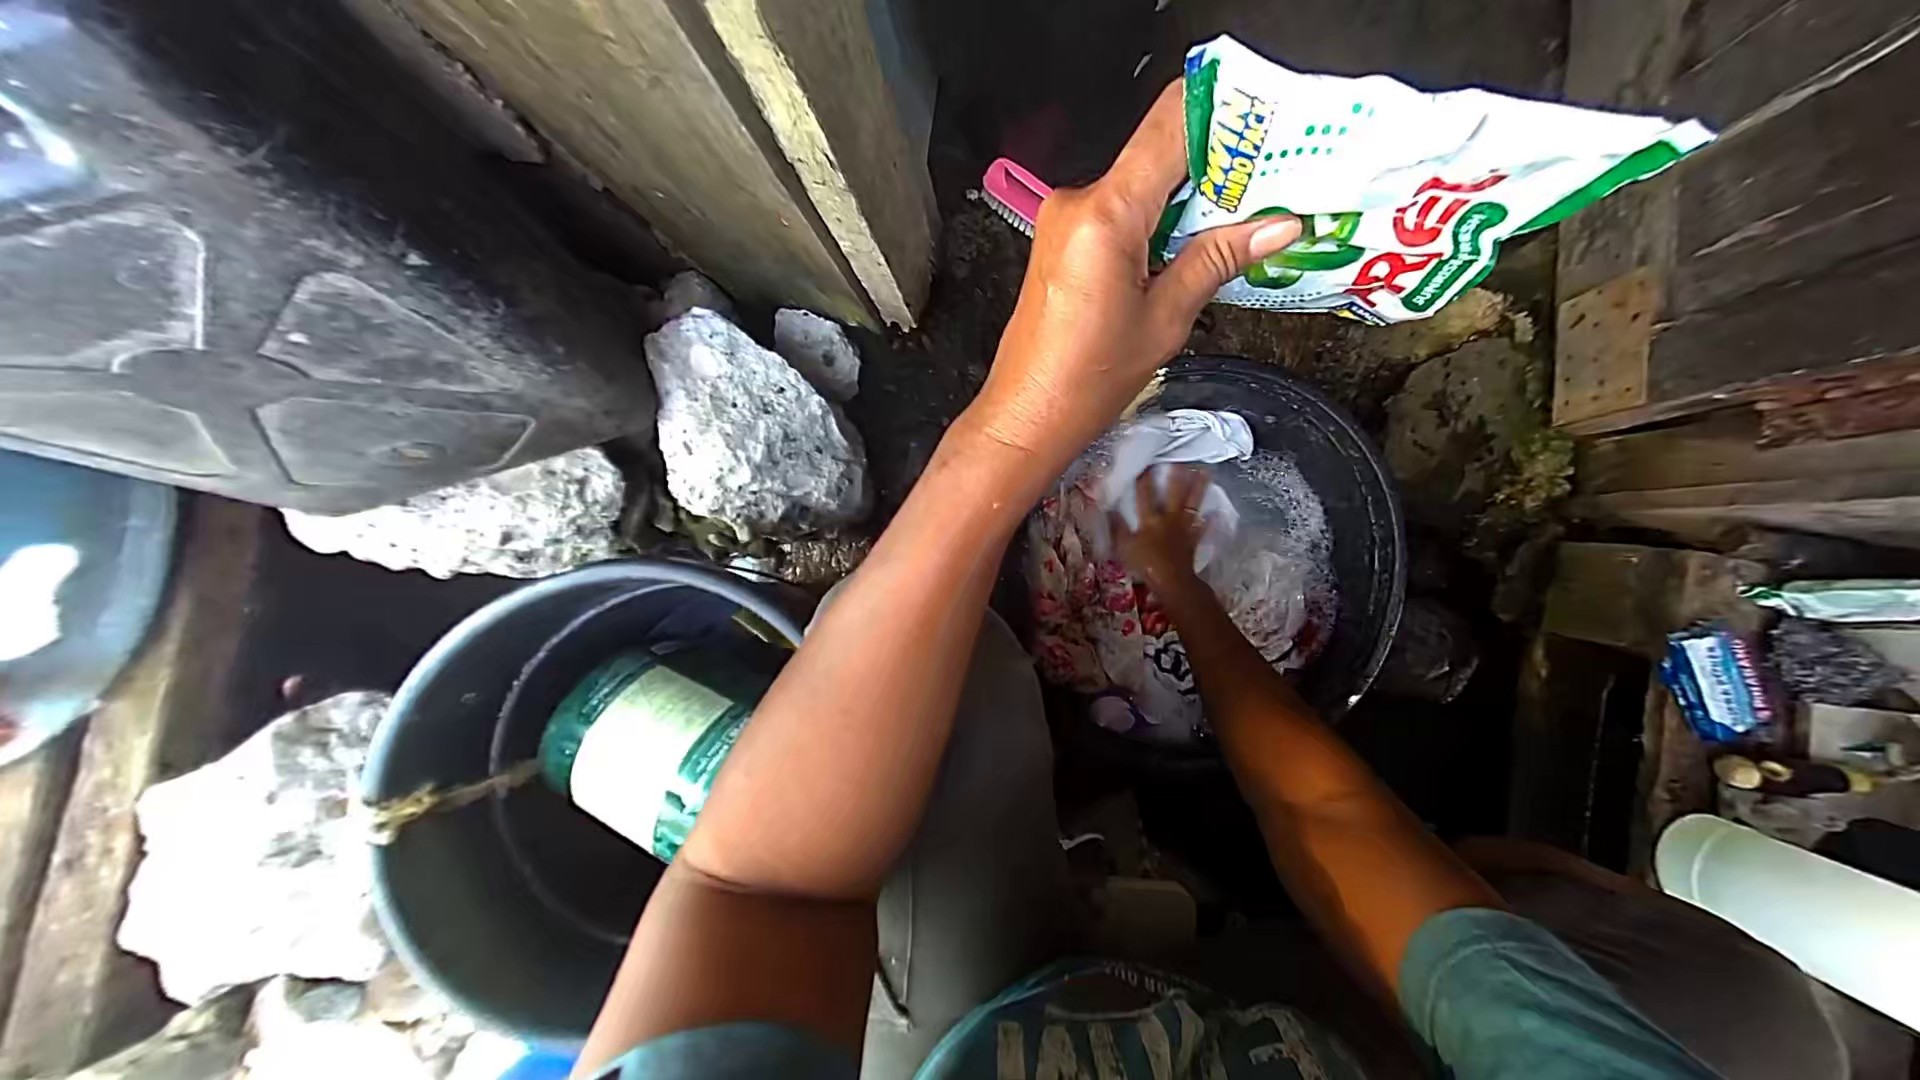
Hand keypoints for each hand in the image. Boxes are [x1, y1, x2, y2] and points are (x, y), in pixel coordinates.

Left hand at [968, 82, 1301, 473]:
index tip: (1269, 132)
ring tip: (1229, 234)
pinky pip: (1117, 212)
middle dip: (1216, 170)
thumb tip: (1274, 226)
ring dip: (1186, 204)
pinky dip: (1154, 224)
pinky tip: (1182, 253)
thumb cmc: (1080, 383)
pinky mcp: (1060, 243)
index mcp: (1105, 217)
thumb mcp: (1163, 322)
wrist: (1027, 417)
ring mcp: (1063, 223)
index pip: (1174, 121)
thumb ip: (1218, 259)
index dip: (1228, 115)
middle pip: (1159, 152)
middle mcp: (1076, 206)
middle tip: (1265, 196)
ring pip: (1139, 184)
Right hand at [1112, 466, 1210, 593]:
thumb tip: (1109, 509)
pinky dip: (1210, 521)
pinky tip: (1216, 513)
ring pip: (1192, 504)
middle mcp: (1169, 519)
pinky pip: (1203, 528)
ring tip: (1205, 472)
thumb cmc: (1145, 564)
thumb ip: (1117, 527)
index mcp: (1150, 519)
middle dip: (1177, 475)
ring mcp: (1184, 528)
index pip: (1144, 495)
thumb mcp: (1123, 547)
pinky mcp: (1193, 540)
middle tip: (1183, 458)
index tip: (1145, 463)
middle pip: (1174, 493)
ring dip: (1199, 488)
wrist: (1171, 581)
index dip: (1143, 479)